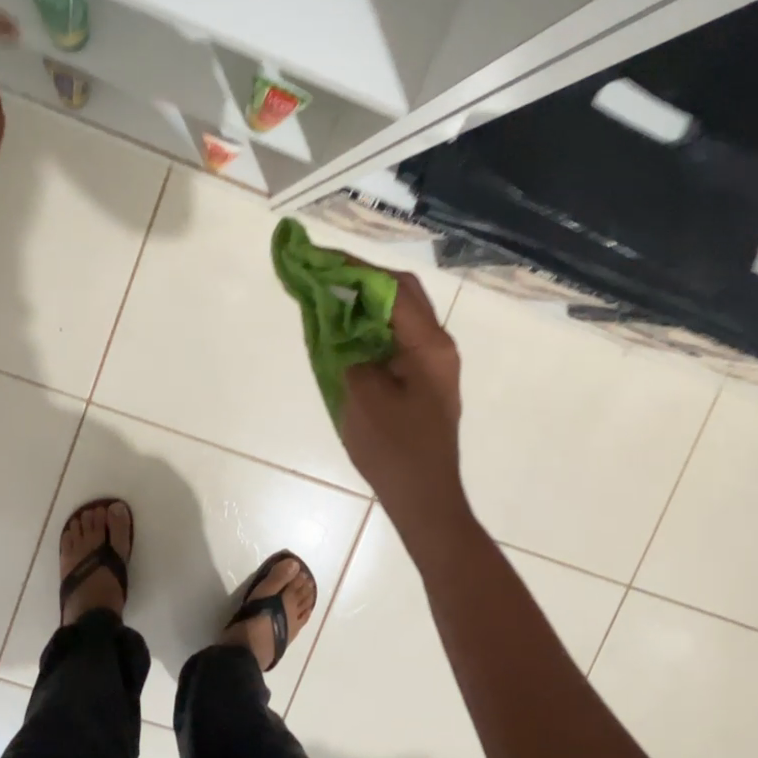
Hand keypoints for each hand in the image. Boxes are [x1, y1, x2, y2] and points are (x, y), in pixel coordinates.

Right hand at [341, 270, 465, 515]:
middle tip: (323, 272)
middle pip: (402, 294)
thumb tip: (337, 323)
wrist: (425, 499)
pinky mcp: (424, 381)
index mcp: (429, 346)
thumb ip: (347, 351)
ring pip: (400, 315)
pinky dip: (371, 327)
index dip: (354, 269)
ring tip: (329, 294)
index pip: (392, 289)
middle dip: (362, 278)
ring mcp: (434, 364)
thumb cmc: (394, 451)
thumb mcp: (361, 397)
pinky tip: (345, 331)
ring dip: (366, 301)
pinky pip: (397, 339)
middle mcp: (438, 346)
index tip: (319, 258)